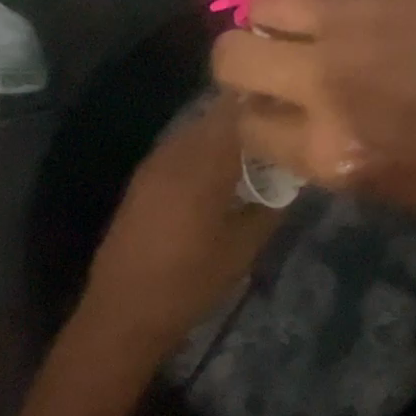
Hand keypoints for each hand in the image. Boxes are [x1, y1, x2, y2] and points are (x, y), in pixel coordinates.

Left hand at [83, 94, 284, 346]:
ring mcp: (154, 163)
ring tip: (252, 153)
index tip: (287, 112)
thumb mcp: (243, 249)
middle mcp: (176, 153)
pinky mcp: (142, 179)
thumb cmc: (190, 282)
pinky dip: (201, 151)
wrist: (125, 310)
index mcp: (203, 165)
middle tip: (275, 135)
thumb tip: (290, 179)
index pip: (235, 113)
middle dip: (245, 120)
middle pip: (214, 118)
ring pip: (195, 132)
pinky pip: (179, 149)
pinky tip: (218, 174)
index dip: (261, 105)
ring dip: (222, 136)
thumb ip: (269, 208)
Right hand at [210, 0, 415, 221]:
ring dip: (281, 14)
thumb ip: (333, 154)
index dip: (254, 114)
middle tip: (274, 57)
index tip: (271, 105)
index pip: (245, 127)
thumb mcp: (400, 189)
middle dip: (243, 60)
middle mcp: (329, 82)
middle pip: (233, 56)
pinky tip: (386, 2)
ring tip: (317, 20)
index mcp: (332, 153)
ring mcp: (358, 20)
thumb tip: (298, 116)